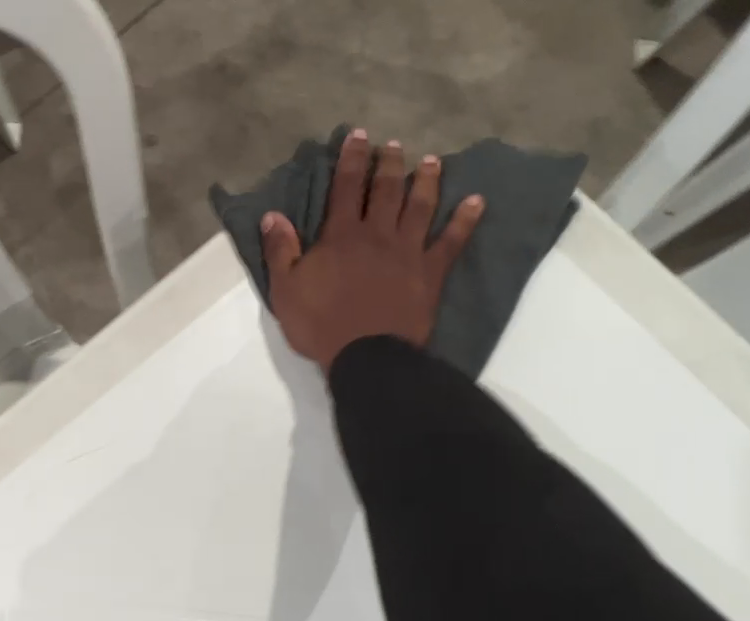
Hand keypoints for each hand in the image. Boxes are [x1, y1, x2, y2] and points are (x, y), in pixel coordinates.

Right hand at [263, 130, 484, 371]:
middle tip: (395, 144)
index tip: (358, 135)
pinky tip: (476, 202)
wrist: (366, 356)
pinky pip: (451, 241)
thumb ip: (281, 252)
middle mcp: (377, 234)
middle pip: (386, 191)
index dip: (351, 159)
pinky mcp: (431, 272)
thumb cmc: (320, 325)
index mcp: (341, 237)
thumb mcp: (286, 291)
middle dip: (389, 164)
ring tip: (432, 162)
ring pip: (420, 207)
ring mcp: (408, 251)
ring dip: (426, 182)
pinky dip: (464, 221)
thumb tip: (273, 216)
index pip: (345, 188)